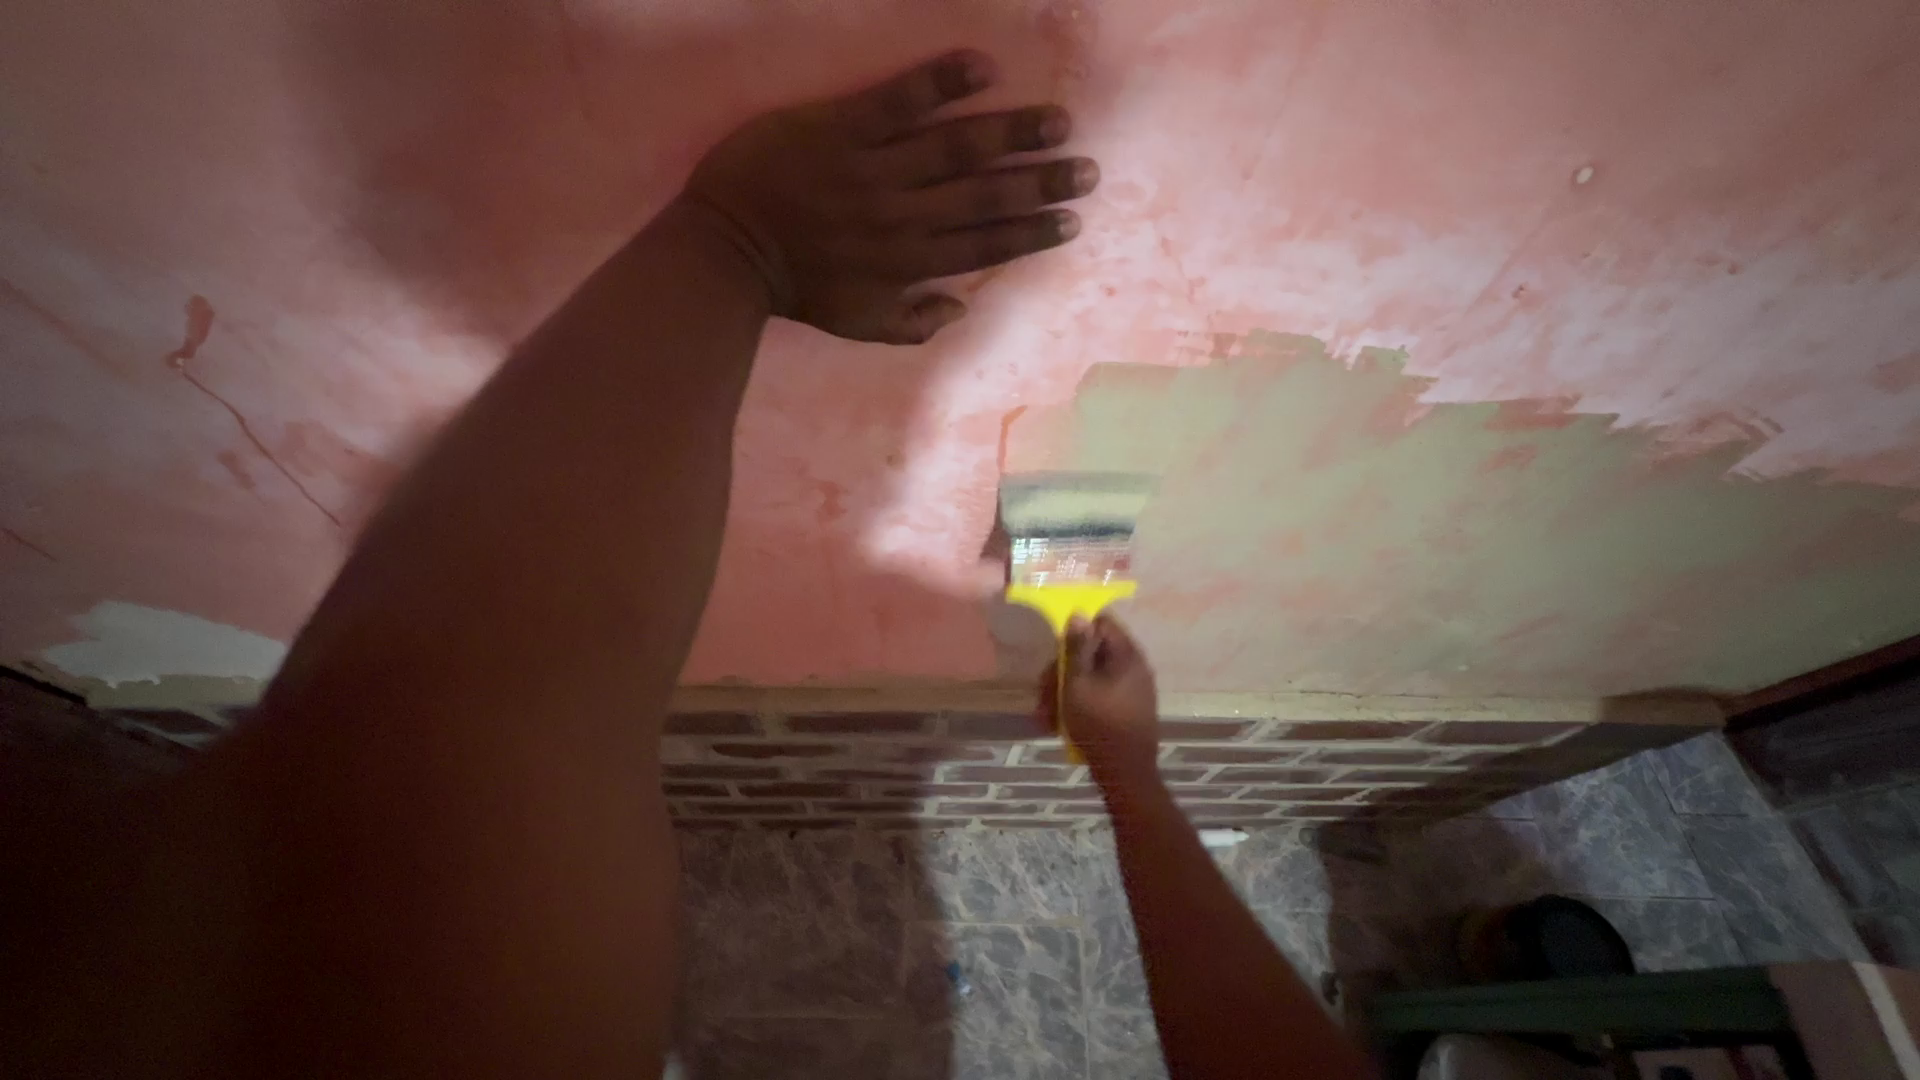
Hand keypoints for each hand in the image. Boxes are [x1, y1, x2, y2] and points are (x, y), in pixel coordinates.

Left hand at [680, 48, 1097, 343]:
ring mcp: (874, 170)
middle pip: (983, 197)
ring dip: (1010, 134)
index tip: (1071, 221)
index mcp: (909, 264)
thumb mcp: (860, 325)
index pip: (984, 247)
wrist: (730, 251)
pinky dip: (941, 84)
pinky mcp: (842, 129)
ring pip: (954, 150)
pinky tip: (982, 69)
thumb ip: (914, 323)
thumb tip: (962, 309)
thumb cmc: (799, 291)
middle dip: (1040, 184)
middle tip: (1086, 171)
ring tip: (1056, 122)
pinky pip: (899, 102)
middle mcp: (904, 217)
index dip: (1031, 233)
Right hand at [1036, 614, 1159, 780]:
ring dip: (1066, 692)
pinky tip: (1060, 723)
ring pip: (1092, 678)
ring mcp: (1134, 690)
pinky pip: (1100, 695)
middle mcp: (1135, 668)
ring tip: (1046, 716)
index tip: (1056, 651)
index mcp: (1127, 656)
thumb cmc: (1098, 724)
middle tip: (1043, 693)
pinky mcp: (1129, 709)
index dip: (1076, 631)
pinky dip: (1080, 704)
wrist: (1125, 774)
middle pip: (1093, 653)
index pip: (1102, 623)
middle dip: (1063, 671)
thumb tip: (1079, 614)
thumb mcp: (1078, 683)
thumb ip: (1076, 648)